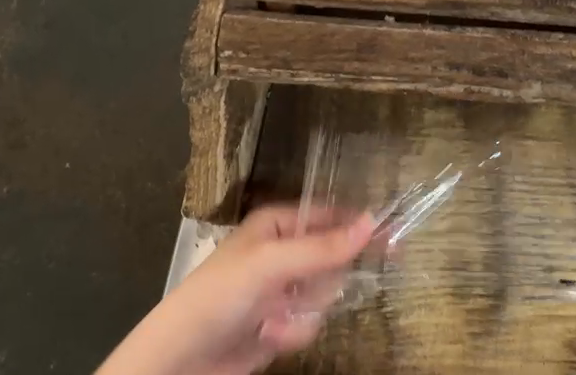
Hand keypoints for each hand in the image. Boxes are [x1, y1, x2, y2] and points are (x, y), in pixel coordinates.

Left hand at [98, 205, 376, 374]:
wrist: (181, 360)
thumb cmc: (220, 295)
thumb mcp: (270, 264)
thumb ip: (322, 248)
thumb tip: (371, 222)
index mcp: (278, 223)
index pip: (331, 215)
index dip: (360, 225)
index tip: (393, 238)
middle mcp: (284, 252)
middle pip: (334, 258)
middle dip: (323, 280)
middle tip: (305, 290)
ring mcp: (283, 290)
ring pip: (326, 293)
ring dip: (305, 310)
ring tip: (272, 318)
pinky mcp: (282, 324)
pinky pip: (311, 322)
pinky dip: (293, 332)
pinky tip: (267, 336)